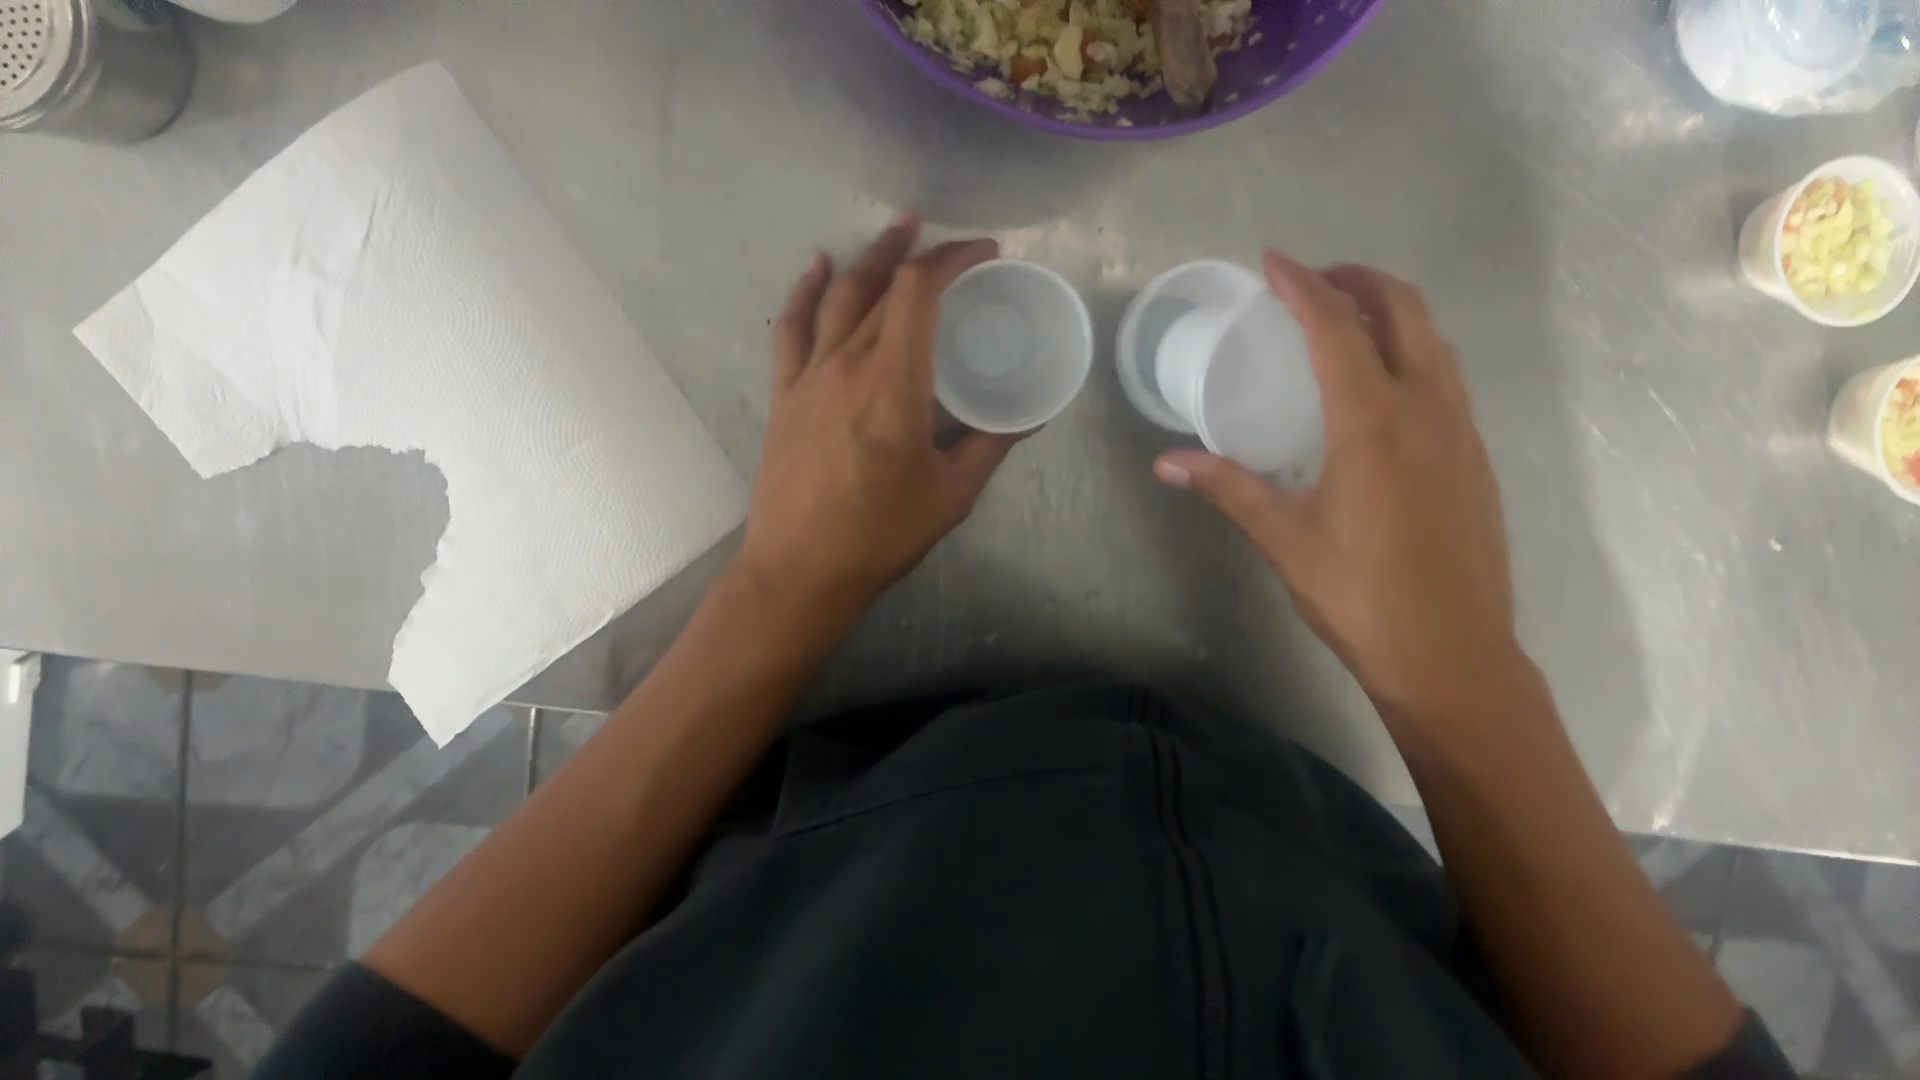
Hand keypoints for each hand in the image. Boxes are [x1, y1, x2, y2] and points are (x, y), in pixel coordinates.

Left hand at [736, 214, 1018, 614]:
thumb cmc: (882, 534)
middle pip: (881, 285)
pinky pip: (792, 328)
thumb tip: (1031, 413)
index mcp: (894, 382)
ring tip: (896, 231)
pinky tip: (818, 267)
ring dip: (870, 259)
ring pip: (838, 297)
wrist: (800, 570)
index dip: (953, 259)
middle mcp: (847, 364)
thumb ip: (992, 443)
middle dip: (919, 254)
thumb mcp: (953, 492)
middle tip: (948, 242)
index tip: (985, 254)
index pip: (920, 291)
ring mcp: (809, 376)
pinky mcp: (785, 395)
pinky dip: (805, 291)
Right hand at [1155, 251, 1521, 718]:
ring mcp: (1461, 431)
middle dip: (1358, 280)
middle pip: (1403, 311)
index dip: (1302, 285)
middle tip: (1313, 280)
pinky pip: (1447, 378)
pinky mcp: (1476, 458)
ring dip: (1392, 312)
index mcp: (1372, 421)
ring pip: (1434, 341)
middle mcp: (1425, 408)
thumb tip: (1166, 463)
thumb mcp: (1282, 538)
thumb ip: (1227, 488)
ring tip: (1347, 320)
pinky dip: (1413, 353)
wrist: (1453, 654)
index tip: (1273, 260)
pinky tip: (1383, 389)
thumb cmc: (1360, 596)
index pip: (1336, 326)